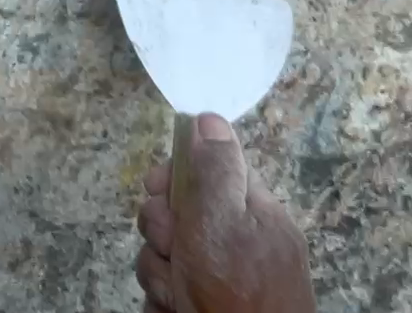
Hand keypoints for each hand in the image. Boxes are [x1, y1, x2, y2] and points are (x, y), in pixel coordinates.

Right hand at [135, 115, 315, 312]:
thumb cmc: (235, 293)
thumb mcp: (222, 220)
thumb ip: (214, 168)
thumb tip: (208, 116)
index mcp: (255, 213)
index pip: (207, 166)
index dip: (175, 172)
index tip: (156, 187)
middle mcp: (239, 241)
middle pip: (177, 206)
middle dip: (161, 226)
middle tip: (173, 247)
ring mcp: (219, 276)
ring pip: (163, 246)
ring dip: (157, 265)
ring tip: (175, 290)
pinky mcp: (198, 304)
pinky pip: (163, 281)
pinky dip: (161, 294)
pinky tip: (173, 307)